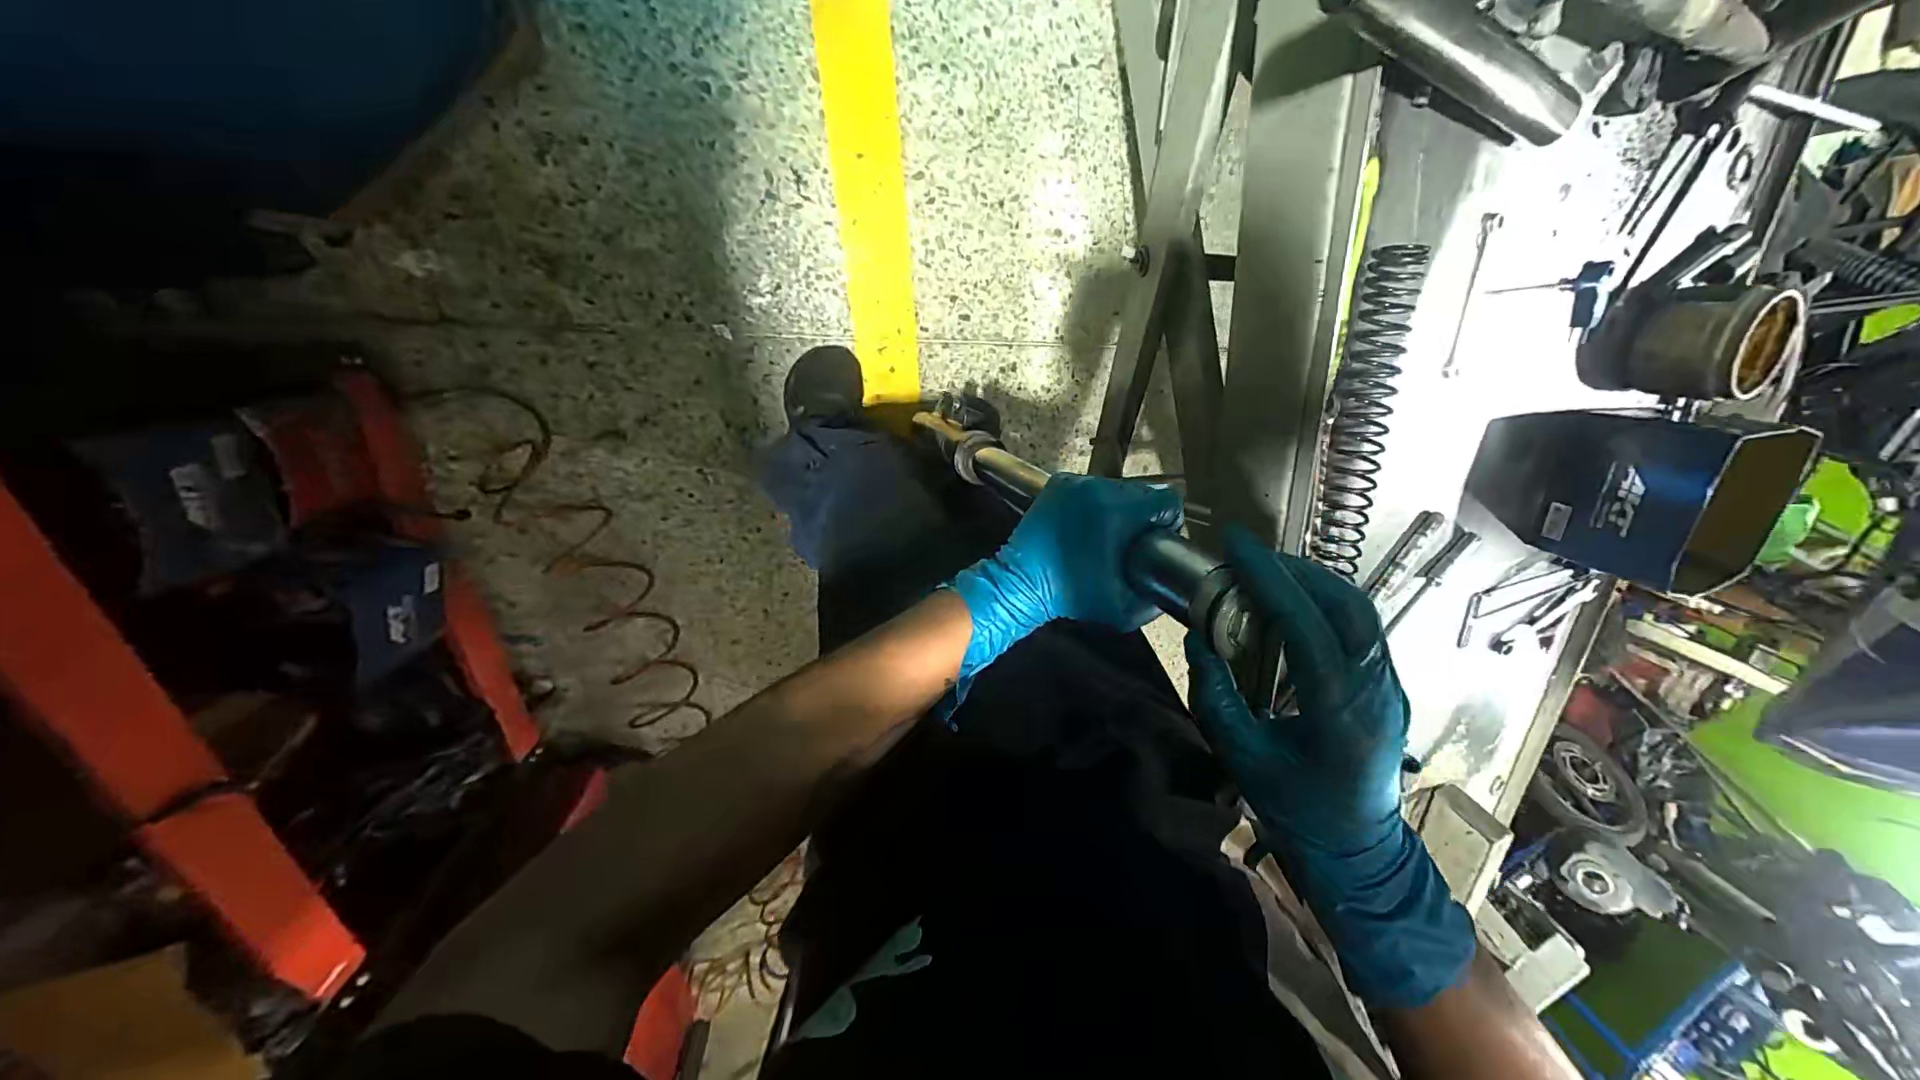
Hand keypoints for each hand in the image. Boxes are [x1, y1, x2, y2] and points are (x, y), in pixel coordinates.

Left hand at [950, 473, 1181, 687]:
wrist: (1022, 583)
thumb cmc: (1070, 594)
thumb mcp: (1124, 608)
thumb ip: (1157, 595)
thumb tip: (1173, 574)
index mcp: (1118, 510)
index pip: (1167, 499)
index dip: (1168, 521)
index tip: (1156, 539)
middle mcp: (1098, 487)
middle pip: (1143, 492)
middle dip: (1142, 517)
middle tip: (1130, 543)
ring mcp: (1075, 482)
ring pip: (1117, 488)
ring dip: (1119, 509)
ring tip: (1107, 537)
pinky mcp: (1059, 484)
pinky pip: (1092, 489)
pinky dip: (1095, 505)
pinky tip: (1088, 527)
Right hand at [1185, 525, 1472, 1009]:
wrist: (1360, 851)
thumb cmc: (1297, 809)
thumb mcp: (1243, 758)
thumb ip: (1215, 696)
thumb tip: (1198, 640)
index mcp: (1339, 710)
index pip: (1306, 623)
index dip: (1268, 578)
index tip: (1236, 546)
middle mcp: (1376, 689)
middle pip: (1347, 604)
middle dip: (1295, 569)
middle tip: (1250, 557)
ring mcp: (1391, 687)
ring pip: (1361, 612)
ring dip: (1314, 582)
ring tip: (1268, 573)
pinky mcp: (1390, 688)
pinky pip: (1362, 629)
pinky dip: (1326, 603)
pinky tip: (1293, 605)